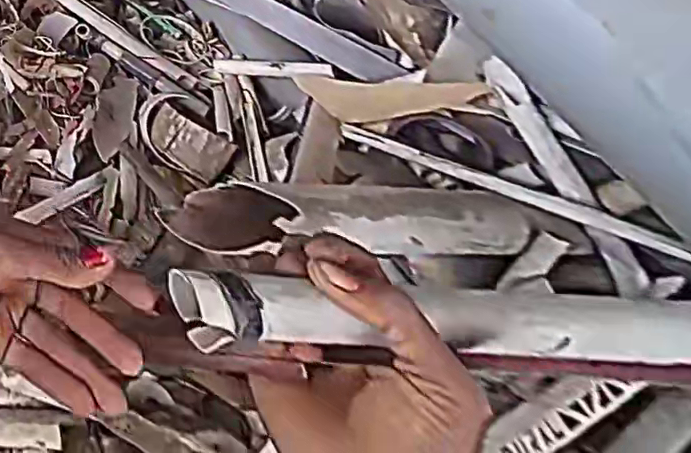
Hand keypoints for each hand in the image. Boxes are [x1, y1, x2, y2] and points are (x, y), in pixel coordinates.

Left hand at [0, 219, 157, 416]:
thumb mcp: (4, 252)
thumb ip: (55, 262)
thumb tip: (99, 257)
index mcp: (23, 243)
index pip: (78, 261)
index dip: (113, 280)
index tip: (145, 300)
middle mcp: (19, 273)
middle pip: (71, 306)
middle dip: (102, 333)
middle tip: (132, 357)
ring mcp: (9, 306)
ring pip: (56, 339)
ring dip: (85, 365)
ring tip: (114, 392)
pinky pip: (36, 360)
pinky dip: (59, 378)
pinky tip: (82, 395)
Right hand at [250, 235, 490, 452]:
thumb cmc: (424, 450)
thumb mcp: (444, 386)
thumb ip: (401, 320)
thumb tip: (335, 272)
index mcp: (387, 327)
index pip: (362, 270)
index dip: (343, 256)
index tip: (327, 257)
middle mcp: (341, 326)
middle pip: (312, 268)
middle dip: (303, 259)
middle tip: (304, 267)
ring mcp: (301, 338)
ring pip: (274, 286)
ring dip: (276, 283)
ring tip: (288, 301)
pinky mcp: (265, 353)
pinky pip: (246, 318)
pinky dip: (252, 315)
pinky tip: (280, 337)